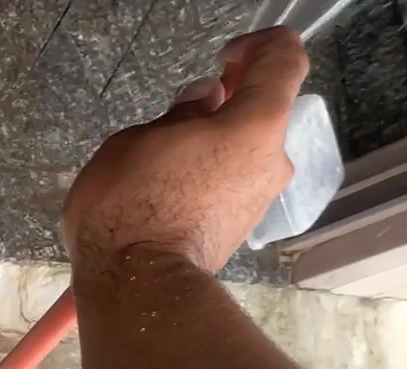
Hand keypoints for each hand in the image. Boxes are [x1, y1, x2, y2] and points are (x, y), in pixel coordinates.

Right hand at [62, 27, 309, 276]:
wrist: (134, 282)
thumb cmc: (126, 206)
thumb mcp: (127, 147)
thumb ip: (171, 119)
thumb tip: (199, 105)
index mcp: (255, 122)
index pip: (280, 60)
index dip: (256, 49)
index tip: (226, 56)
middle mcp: (272, 157)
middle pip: (253, 122)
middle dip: (218, 119)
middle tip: (171, 131)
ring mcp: (258, 199)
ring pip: (234, 163)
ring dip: (202, 161)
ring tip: (150, 181)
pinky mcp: (235, 232)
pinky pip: (218, 198)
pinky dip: (193, 194)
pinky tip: (153, 210)